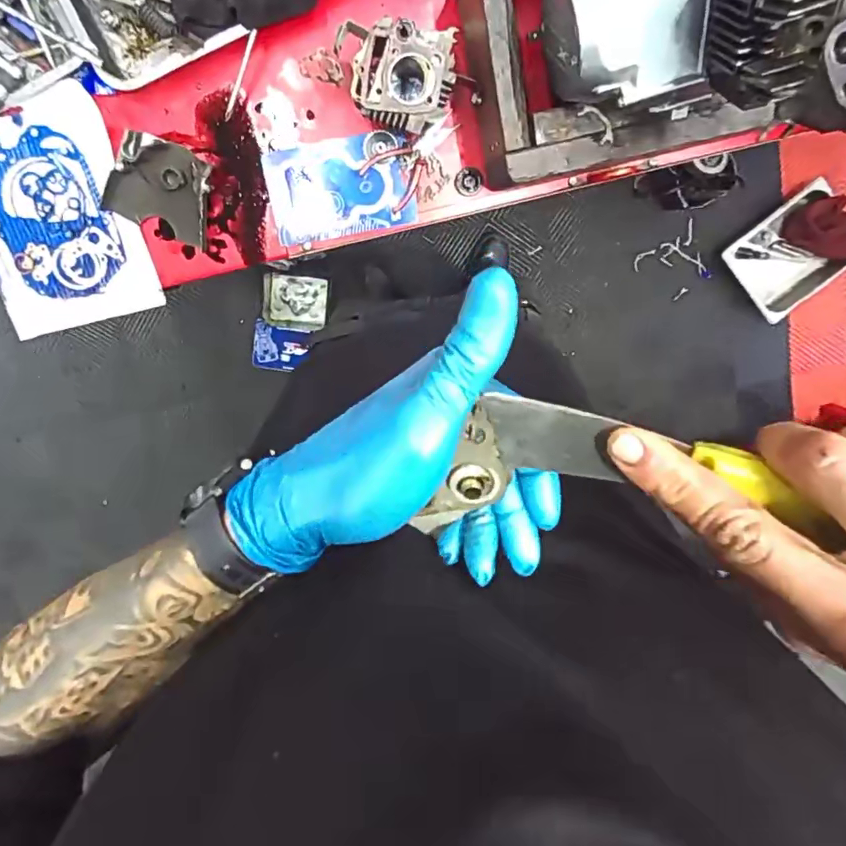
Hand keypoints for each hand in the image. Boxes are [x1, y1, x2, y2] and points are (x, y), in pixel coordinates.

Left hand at [225, 267, 561, 584]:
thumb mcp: (430, 408)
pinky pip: (450, 505)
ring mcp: (425, 450)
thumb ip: (470, 352)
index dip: (537, 468)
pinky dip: (462, 532)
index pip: (518, 423)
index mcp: (452, 392)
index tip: (546, 508)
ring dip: (492, 530)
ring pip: (477, 490)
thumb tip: (498, 281)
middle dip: (516, 511)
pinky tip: (461, 555)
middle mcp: (441, 415)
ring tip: (491, 565)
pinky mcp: (411, 480)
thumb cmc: (366, 466)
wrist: (299, 514)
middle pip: (500, 464)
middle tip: (524, 553)